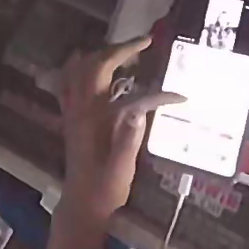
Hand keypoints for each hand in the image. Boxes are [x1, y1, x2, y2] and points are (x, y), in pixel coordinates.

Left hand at [56, 37, 182, 225]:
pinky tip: (87, 61)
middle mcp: (80, 109)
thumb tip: (139, 111)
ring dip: (101, 54)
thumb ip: (129, 139)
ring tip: (124, 49)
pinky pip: (67, 81)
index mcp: (94, 120)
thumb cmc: (105, 188)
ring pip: (79, 68)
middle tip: (145, 42)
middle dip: (121, 50)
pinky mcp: (70, 116)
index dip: (156, 96)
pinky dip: (77, 66)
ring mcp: (72, 111)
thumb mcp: (121, 169)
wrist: (82, 206)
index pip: (130, 98)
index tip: (180, 97)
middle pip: (95, 66)